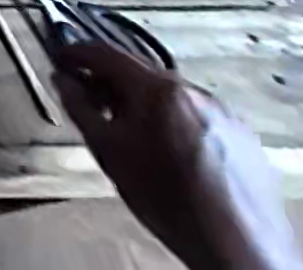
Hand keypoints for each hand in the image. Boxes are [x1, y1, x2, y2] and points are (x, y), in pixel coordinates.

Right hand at [53, 43, 302, 269]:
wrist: (239, 252)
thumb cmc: (175, 206)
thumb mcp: (111, 154)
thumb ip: (81, 109)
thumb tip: (63, 82)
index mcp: (158, 89)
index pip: (107, 53)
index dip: (78, 53)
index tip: (63, 58)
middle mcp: (191, 89)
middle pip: (138, 71)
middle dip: (109, 80)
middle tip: (88, 94)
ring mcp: (219, 110)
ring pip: (167, 93)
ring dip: (142, 101)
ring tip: (128, 131)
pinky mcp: (239, 133)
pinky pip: (195, 113)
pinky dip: (173, 120)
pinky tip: (167, 151)